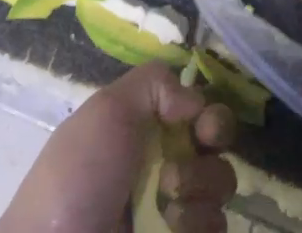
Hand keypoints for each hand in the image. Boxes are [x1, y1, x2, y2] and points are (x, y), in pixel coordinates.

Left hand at [0, 63, 239, 232]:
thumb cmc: (79, 173)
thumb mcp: (107, 109)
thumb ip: (153, 83)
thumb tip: (194, 100)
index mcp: (149, 126)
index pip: (200, 109)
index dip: (210, 113)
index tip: (203, 124)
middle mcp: (168, 159)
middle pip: (219, 143)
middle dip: (211, 150)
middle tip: (185, 159)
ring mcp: (178, 203)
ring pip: (222, 183)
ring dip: (198, 187)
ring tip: (166, 202)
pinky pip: (217, 224)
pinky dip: (197, 222)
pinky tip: (170, 226)